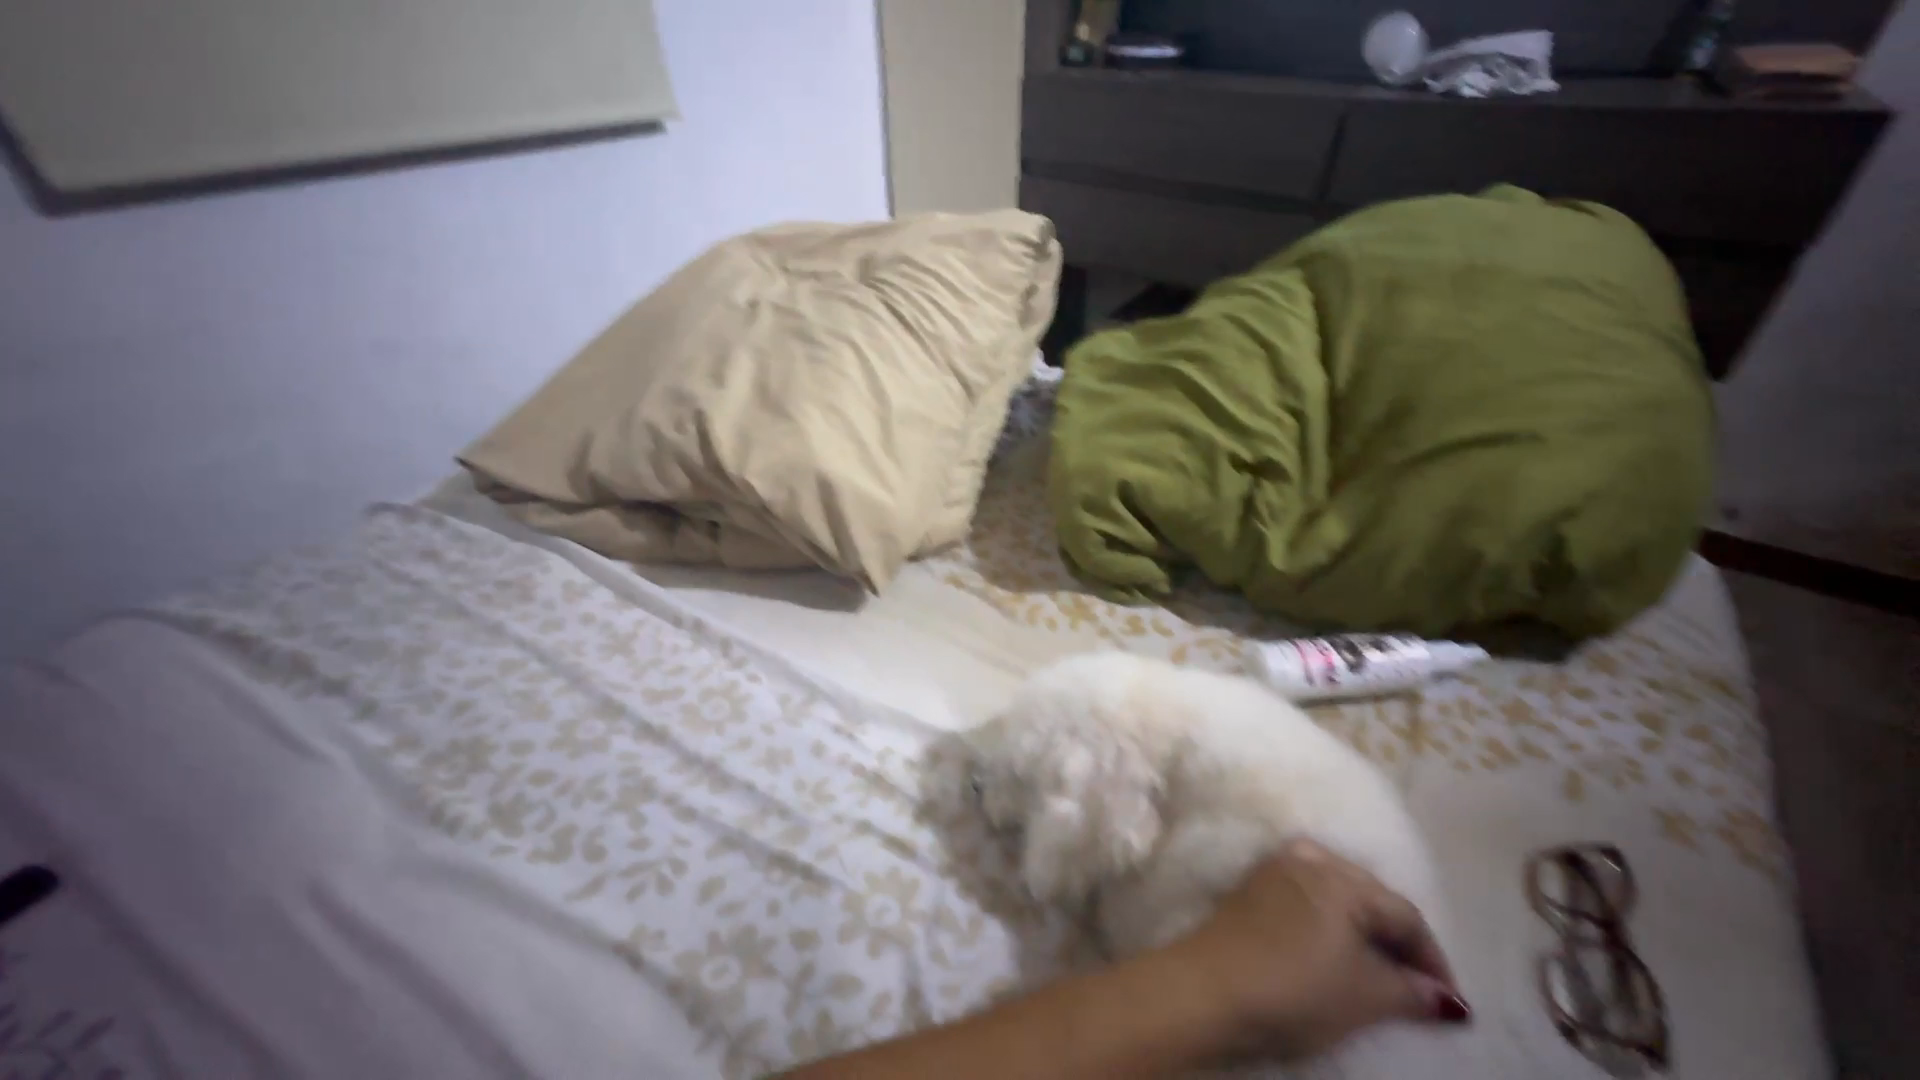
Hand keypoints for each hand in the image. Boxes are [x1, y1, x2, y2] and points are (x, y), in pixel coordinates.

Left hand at [1167, 838, 1469, 1063]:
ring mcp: (1274, 869)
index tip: (1449, 1000)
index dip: (1432, 959)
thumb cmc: (1295, 988)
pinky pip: (1307, 899)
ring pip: (1336, 894)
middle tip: (1418, 983)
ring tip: (1380, 969)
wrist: (1207, 989)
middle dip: (1397, 939)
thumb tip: (1445, 998)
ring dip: (1362, 929)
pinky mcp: (1251, 889)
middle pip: (1370, 896)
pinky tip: (1335, 951)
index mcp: (1340, 877)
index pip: (1404, 913)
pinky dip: (1329, 924)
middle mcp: (1307, 858)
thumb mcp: (1364, 997)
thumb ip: (1411, 992)